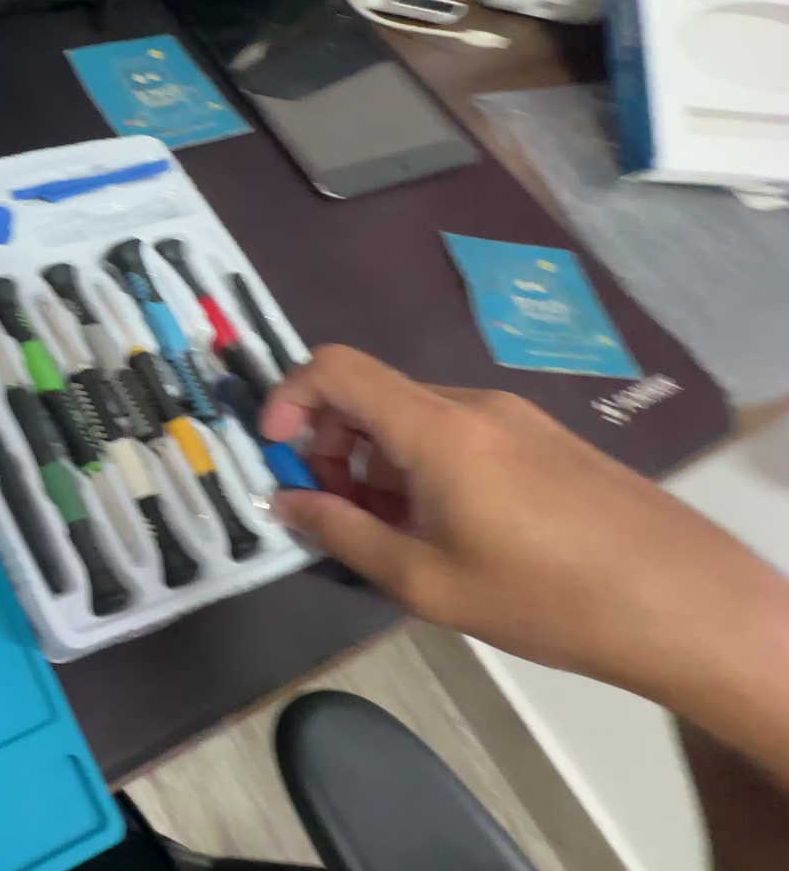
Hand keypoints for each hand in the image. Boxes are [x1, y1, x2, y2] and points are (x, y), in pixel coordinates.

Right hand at [257, 347, 788, 705]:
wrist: (708, 618)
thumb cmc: (552, 600)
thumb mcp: (423, 581)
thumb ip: (339, 532)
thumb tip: (284, 502)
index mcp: (438, 431)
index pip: (334, 369)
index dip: (288, 396)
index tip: (278, 448)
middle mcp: (473, 407)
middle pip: (366, 396)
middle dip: (330, 446)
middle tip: (337, 509)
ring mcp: (515, 420)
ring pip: (406, 417)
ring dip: (373, 461)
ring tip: (392, 527)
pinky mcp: (543, 439)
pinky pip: (451, 432)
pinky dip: (416, 464)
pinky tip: (444, 524)